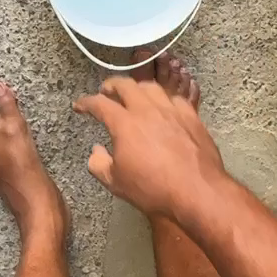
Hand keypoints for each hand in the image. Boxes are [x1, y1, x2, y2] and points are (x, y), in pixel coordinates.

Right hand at [72, 77, 229, 222]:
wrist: (197, 191)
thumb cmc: (153, 189)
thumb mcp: (116, 183)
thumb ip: (99, 164)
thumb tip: (96, 151)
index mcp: (125, 123)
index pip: (99, 104)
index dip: (86, 102)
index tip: (80, 105)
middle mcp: (147, 110)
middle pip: (126, 85)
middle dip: (112, 85)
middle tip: (106, 91)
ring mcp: (172, 110)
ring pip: (152, 87)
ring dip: (138, 88)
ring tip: (134, 94)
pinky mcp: (191, 116)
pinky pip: (175, 98)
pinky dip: (164, 99)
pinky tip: (164, 106)